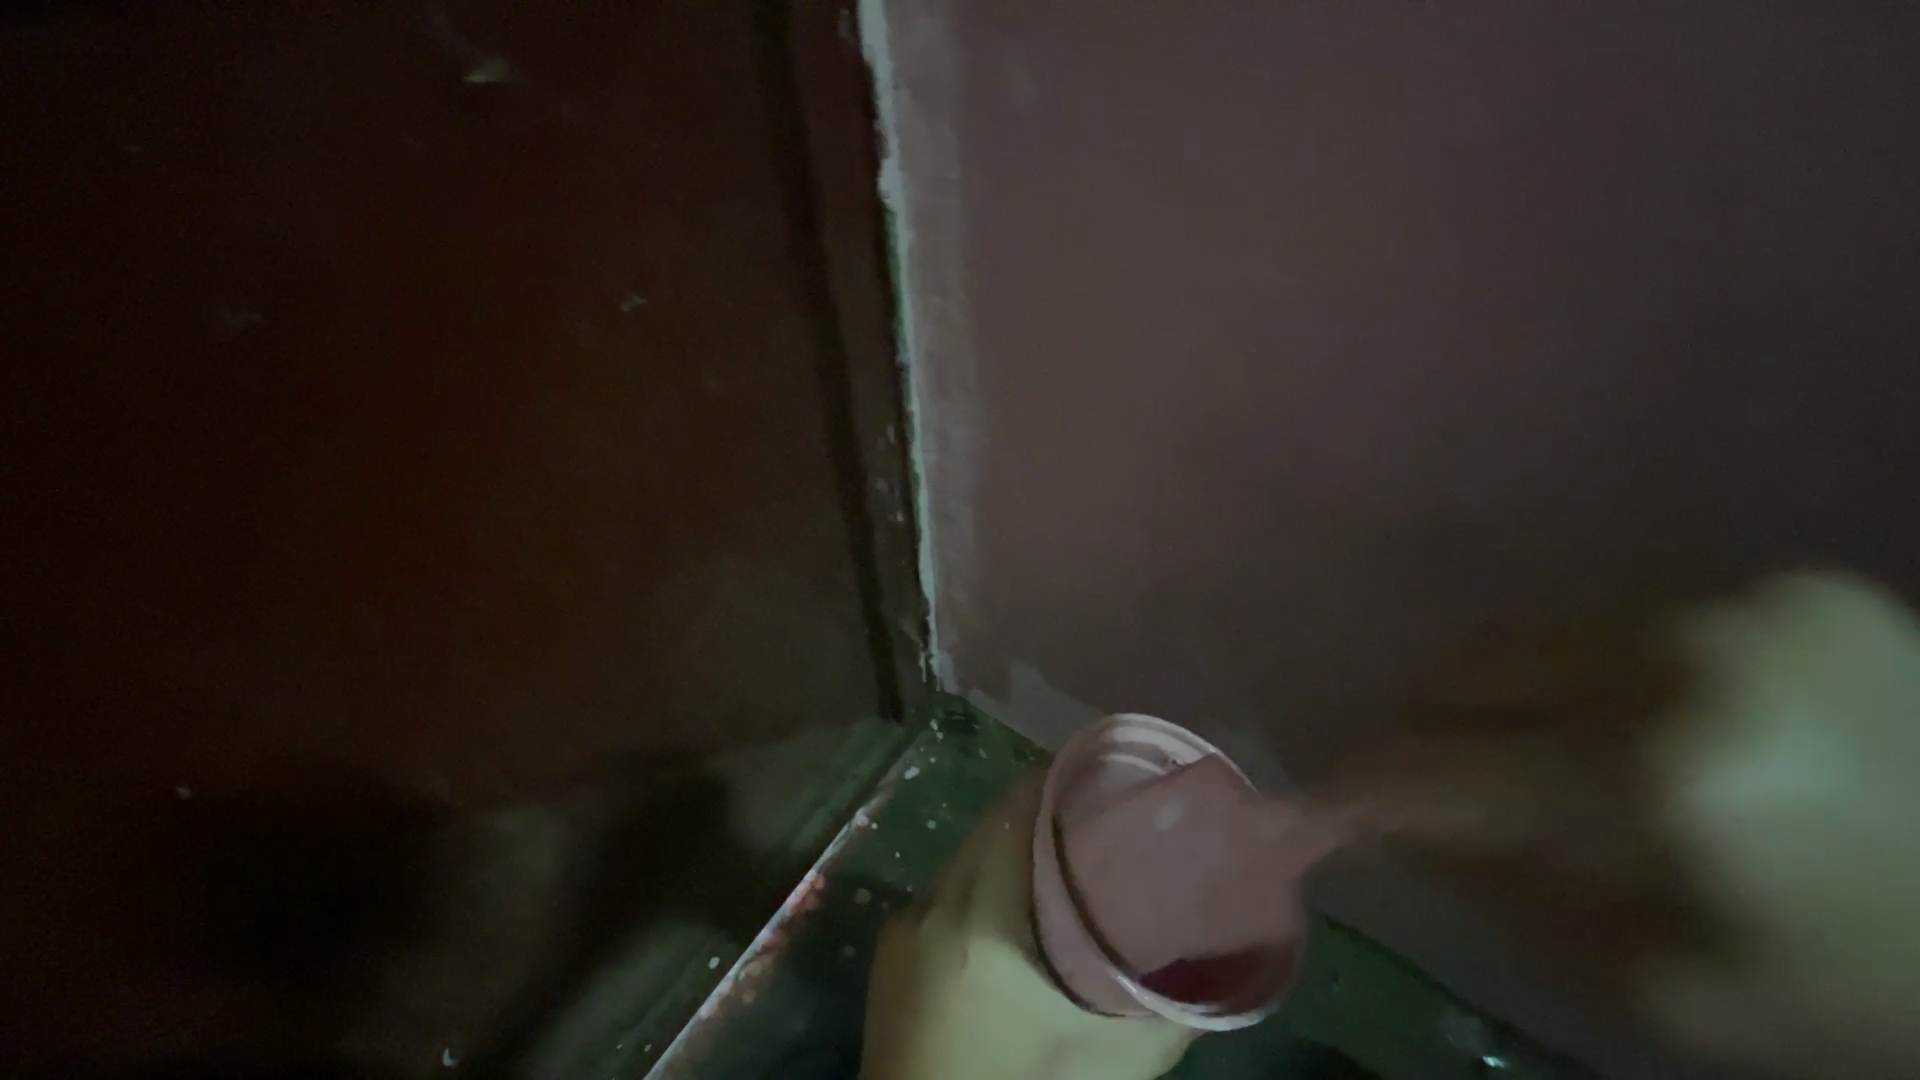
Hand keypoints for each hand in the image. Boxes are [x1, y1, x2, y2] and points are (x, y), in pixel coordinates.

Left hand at [860, 771, 1196, 1079]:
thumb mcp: (1103, 1062)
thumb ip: (1161, 1012)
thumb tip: (1212, 972)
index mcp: (979, 918)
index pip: (1011, 814)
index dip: (1051, 781)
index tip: (1095, 773)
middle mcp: (931, 905)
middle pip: (986, 828)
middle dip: (1035, 811)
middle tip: (1090, 815)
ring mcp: (903, 925)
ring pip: (962, 858)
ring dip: (1004, 847)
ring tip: (1055, 856)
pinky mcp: (889, 949)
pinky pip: (942, 890)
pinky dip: (977, 881)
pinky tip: (1008, 907)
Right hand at [1327, 572, 1919, 1079]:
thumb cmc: (1854, 987)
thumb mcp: (1656, 986)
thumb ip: (1497, 887)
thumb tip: (1387, 818)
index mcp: (1654, 786)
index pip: (1433, 764)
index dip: (1362, 781)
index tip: (1326, 796)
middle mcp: (1681, 663)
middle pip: (1463, 668)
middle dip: (1429, 727)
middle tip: (1440, 777)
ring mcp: (1735, 604)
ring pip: (1521, 632)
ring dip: (1503, 695)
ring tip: (1540, 748)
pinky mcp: (1778, 581)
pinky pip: (1602, 619)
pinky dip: (1579, 670)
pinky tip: (1627, 714)